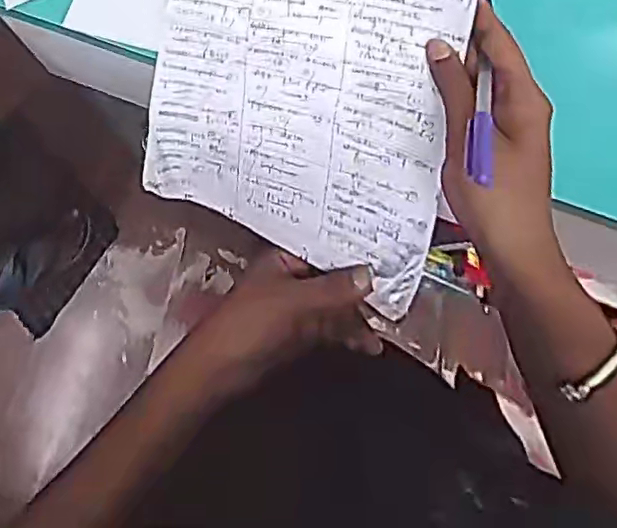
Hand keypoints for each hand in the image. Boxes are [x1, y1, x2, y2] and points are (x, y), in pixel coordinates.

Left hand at [174, 249, 381, 398]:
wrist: (221, 367)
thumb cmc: (248, 323)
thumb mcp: (293, 302)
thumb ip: (331, 290)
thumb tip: (368, 276)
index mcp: (283, 259)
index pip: (324, 249)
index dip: (352, 253)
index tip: (385, 256)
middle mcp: (291, 278)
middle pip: (333, 278)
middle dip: (361, 288)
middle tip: (395, 296)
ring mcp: (296, 306)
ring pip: (335, 304)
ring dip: (359, 314)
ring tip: (387, 325)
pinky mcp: (299, 331)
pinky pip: (330, 326)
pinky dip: (348, 333)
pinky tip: (368, 344)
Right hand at [427, 0, 559, 269]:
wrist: (514, 248)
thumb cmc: (494, 195)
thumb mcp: (468, 138)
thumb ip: (454, 90)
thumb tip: (439, 47)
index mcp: (524, 100)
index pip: (501, 45)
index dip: (481, 16)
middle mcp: (521, 104)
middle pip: (492, 58)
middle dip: (463, 34)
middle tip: (427, 12)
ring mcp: (509, 121)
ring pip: (481, 79)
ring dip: (455, 61)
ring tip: (420, 39)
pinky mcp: (495, 135)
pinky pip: (475, 99)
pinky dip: (455, 86)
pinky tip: (428, 83)